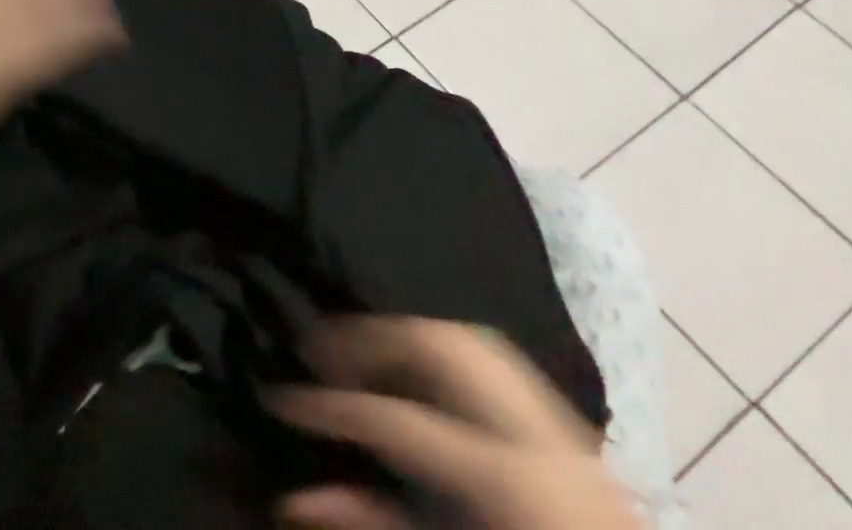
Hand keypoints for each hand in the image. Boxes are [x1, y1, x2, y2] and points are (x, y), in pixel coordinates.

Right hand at [269, 318, 644, 529]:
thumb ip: (374, 524)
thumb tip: (295, 501)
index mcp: (504, 479)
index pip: (394, 417)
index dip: (327, 406)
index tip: (279, 399)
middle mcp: (536, 437)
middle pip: (440, 346)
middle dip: (371, 339)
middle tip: (320, 357)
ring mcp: (563, 430)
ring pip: (471, 342)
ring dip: (405, 341)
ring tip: (360, 362)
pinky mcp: (573, 436)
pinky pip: (496, 367)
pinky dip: (444, 359)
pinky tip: (414, 385)